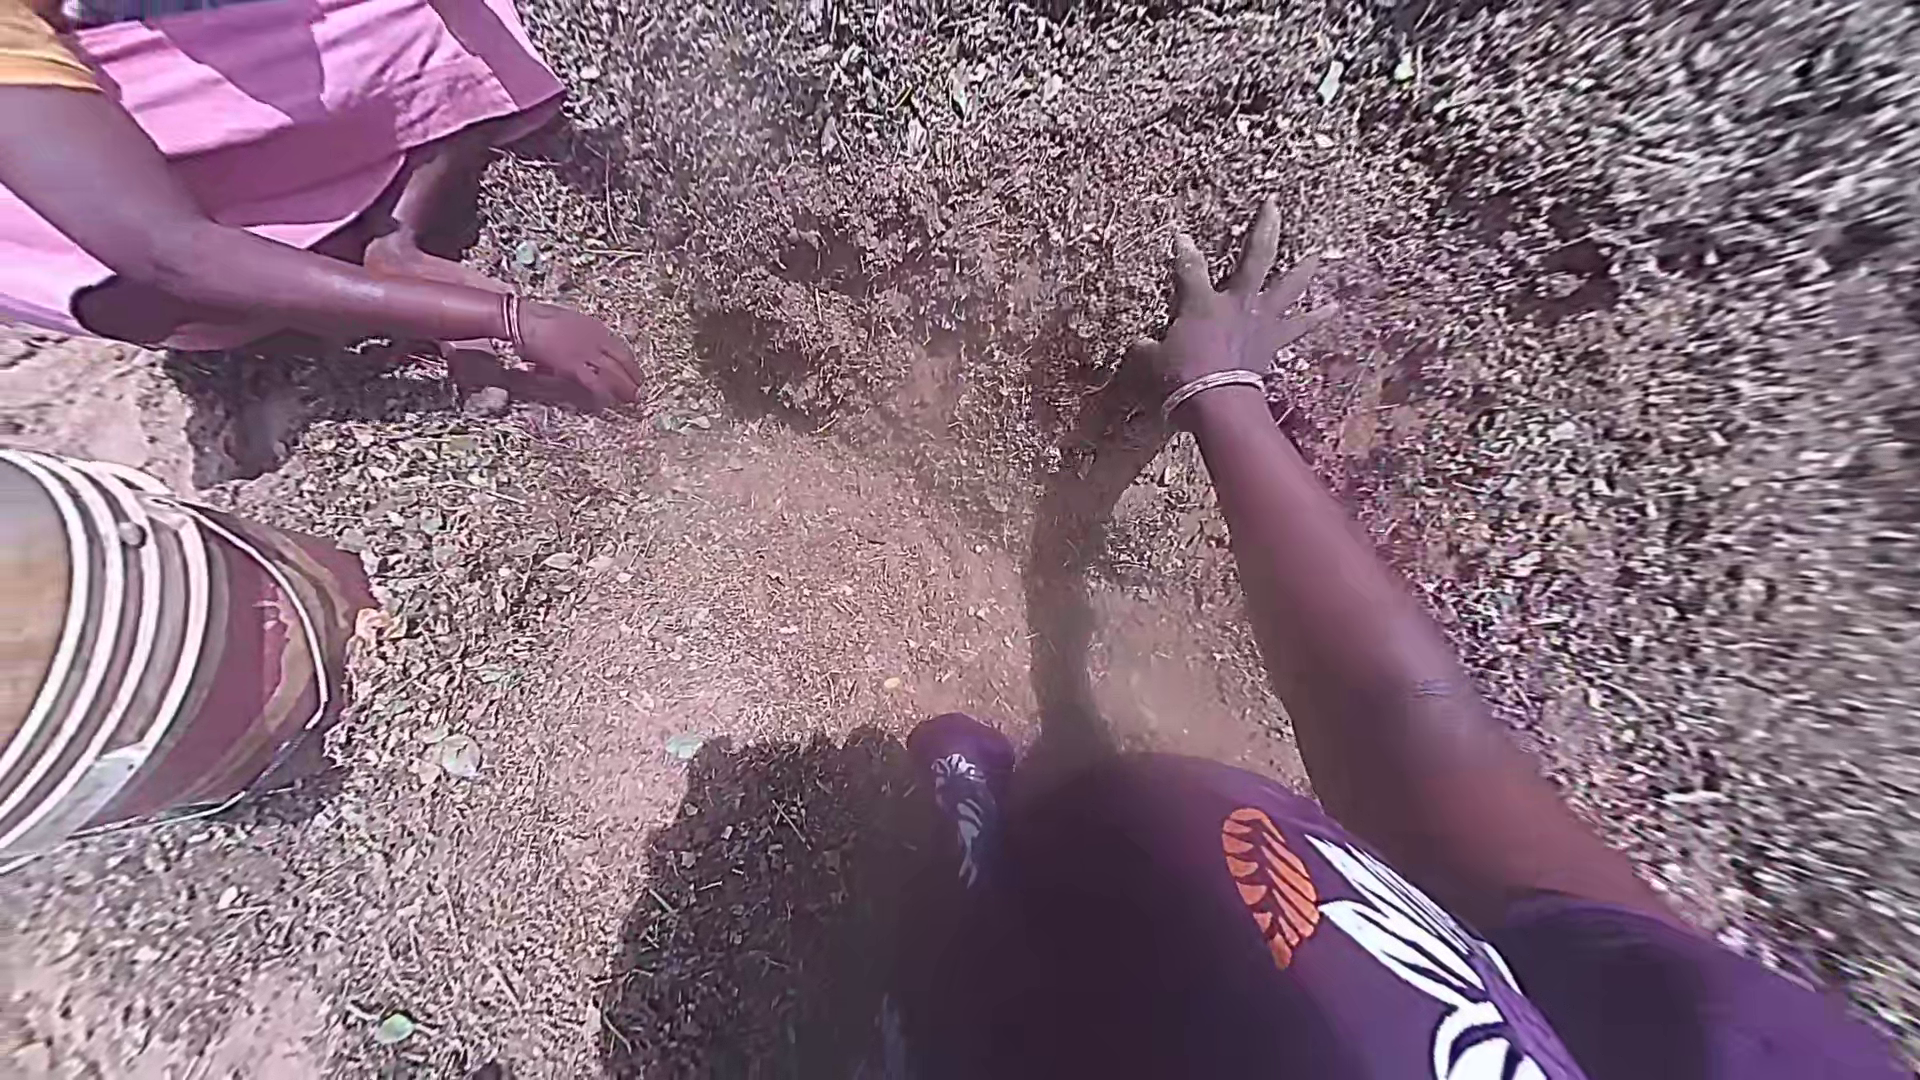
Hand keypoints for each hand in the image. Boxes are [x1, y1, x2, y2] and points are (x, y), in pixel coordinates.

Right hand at [515, 302, 642, 406]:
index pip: (622, 349)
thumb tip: (592, 349)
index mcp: (596, 328)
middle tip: (638, 392)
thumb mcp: (571, 321)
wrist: (522, 318)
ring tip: (630, 400)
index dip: (631, 365)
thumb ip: (586, 334)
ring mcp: (585, 353)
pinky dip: (603, 392)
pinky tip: (608, 400)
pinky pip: (593, 382)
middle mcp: (596, 340)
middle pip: (621, 363)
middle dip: (632, 379)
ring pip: (612, 374)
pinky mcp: (573, 366)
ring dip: (623, 388)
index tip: (636, 374)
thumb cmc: (539, 317)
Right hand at [1130, 197, 1337, 397]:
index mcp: (1201, 303)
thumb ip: (1147, 348)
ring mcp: (1259, 321)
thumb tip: (1140, 345)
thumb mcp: (1152, 362)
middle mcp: (1236, 303)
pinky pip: (1298, 327)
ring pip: (1287, 286)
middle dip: (1264, 228)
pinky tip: (1332, 308)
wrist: (1216, 402)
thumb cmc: (1180, 379)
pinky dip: (1315, 318)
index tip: (1181, 237)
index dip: (1183, 252)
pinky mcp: (1273, 343)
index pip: (1189, 269)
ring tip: (1316, 255)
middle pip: (1255, 257)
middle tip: (1273, 204)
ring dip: (1302, 270)